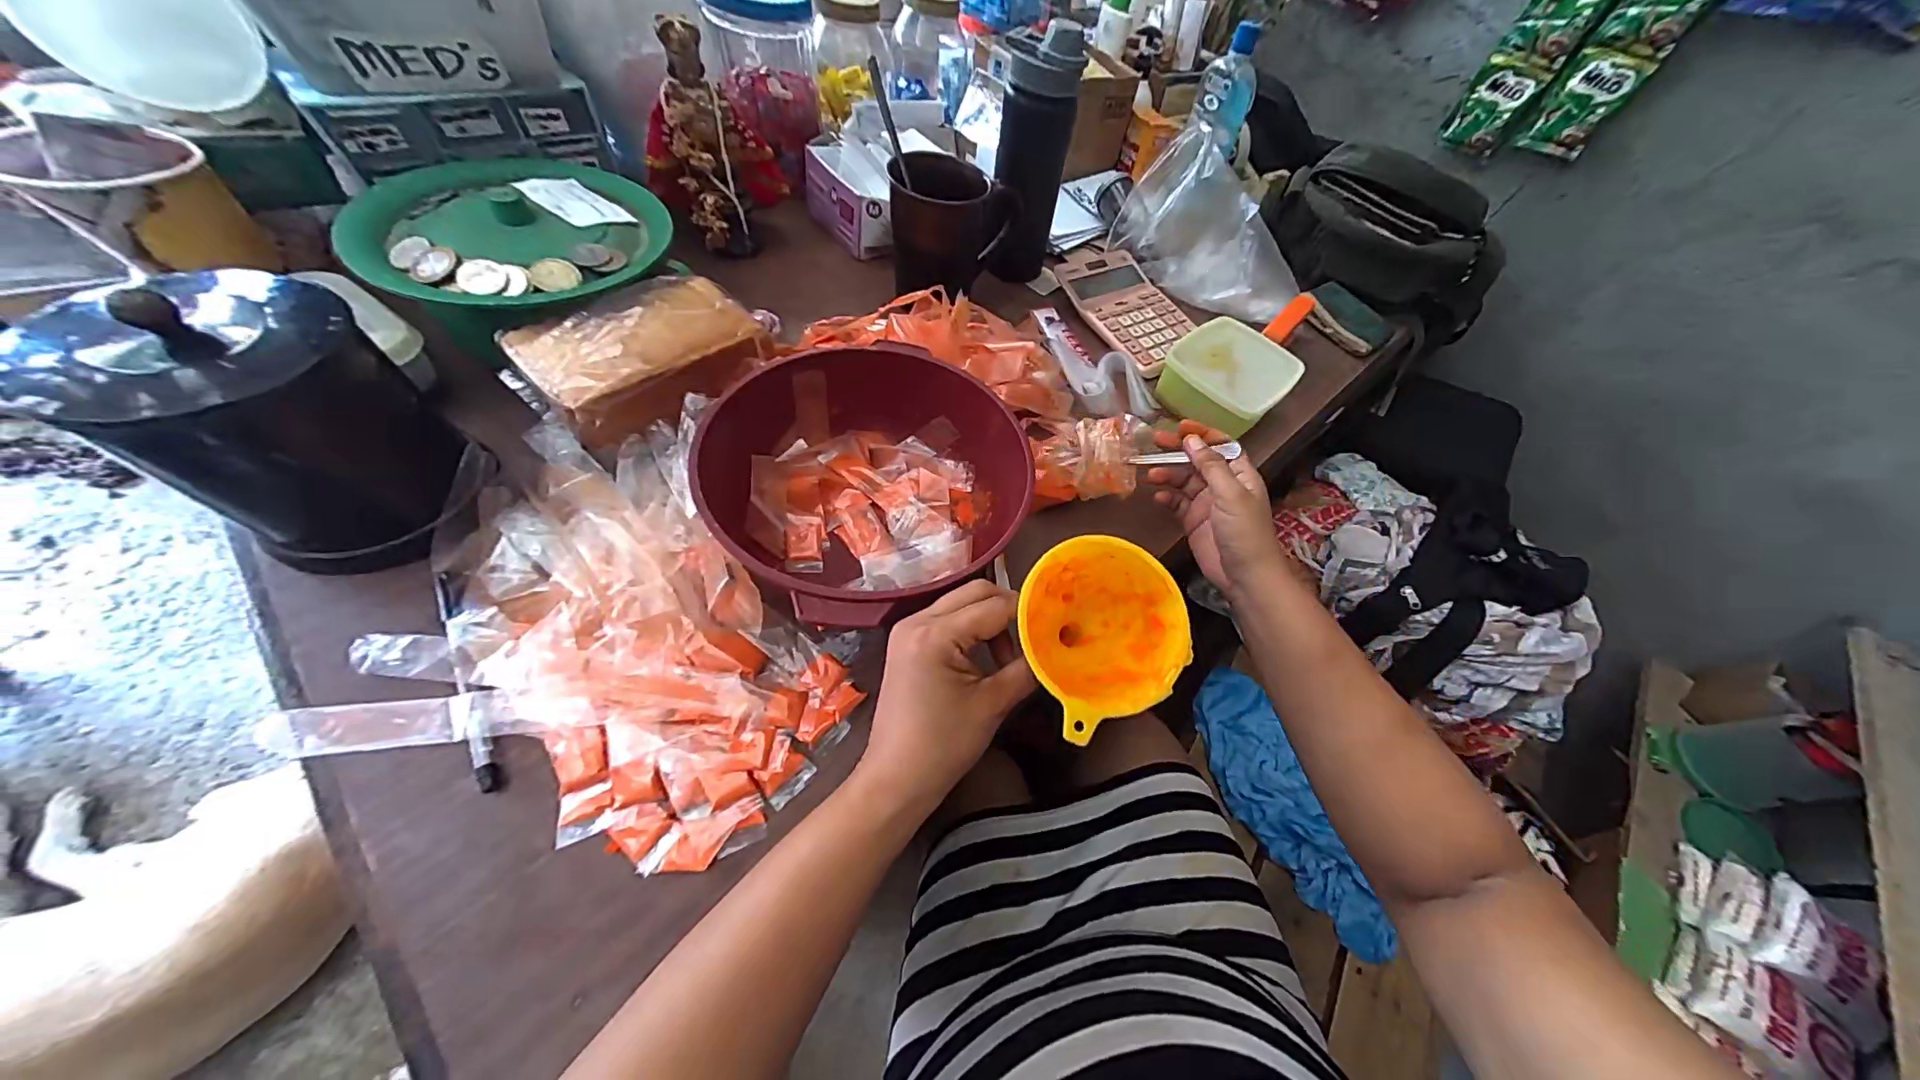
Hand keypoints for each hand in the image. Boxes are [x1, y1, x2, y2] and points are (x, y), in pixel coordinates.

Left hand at [856, 580, 1037, 816]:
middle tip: (1033, 636)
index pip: (993, 606)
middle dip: (1009, 608)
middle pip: (975, 591)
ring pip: (961, 603)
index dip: (1028, 612)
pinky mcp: (906, 642)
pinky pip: (947, 619)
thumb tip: (1051, 647)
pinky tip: (985, 658)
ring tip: (1008, 657)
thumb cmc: (944, 745)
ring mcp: (907, 629)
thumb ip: (1025, 667)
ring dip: (990, 619)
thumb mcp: (993, 703)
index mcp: (935, 633)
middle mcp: (917, 620)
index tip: (1055, 623)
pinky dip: (971, 629)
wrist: (897, 778)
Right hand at [1146, 420, 1284, 594]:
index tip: (1180, 427)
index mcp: (1240, 474)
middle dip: (1178, 451)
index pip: (1221, 446)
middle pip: (1197, 460)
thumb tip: (1192, 441)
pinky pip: (1176, 502)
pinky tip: (1157, 497)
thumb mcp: (1230, 494)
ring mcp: (1207, 503)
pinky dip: (1166, 497)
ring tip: (1151, 475)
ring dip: (1168, 474)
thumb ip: (1210, 466)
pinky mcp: (1193, 520)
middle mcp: (1223, 485)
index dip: (1202, 434)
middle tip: (1155, 442)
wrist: (1245, 575)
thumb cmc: (1245, 532)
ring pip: (1183, 480)